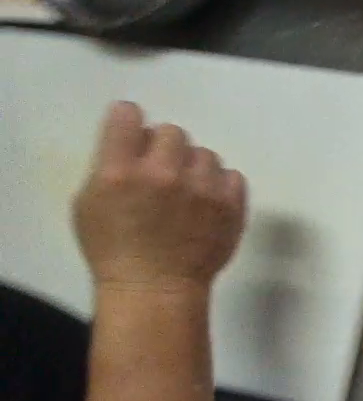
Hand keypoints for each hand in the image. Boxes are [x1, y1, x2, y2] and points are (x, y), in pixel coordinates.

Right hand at [72, 102, 247, 297]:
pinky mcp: (233, 204)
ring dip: (195, 164)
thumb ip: (112, 166)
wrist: (157, 281)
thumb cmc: (114, 245)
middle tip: (162, 163)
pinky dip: (221, 182)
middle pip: (174, 134)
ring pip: (206, 154)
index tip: (133, 123)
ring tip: (187, 185)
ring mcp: (204, 189)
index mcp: (120, 172)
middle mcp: (165, 174)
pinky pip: (233, 176)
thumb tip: (134, 143)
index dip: (129, 118)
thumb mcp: (91, 200)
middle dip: (165, 144)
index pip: (128, 121)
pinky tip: (209, 197)